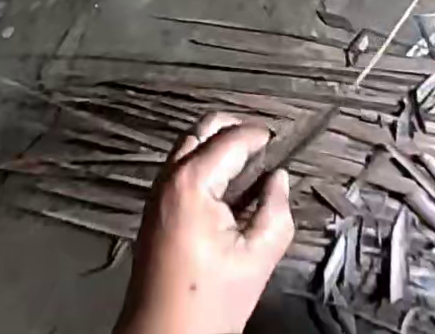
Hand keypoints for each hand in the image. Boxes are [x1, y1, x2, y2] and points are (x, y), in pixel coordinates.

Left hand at [114, 113, 293, 333]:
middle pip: (203, 128)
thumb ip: (276, 212)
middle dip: (235, 127)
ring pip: (190, 143)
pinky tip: (226, 182)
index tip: (278, 140)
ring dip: (218, 141)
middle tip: (262, 141)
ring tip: (248, 158)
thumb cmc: (205, 306)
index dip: (258, 135)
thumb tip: (279, 180)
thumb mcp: (256, 260)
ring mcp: (158, 192)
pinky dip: (204, 159)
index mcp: (192, 183)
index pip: (231, 140)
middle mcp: (170, 178)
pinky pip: (180, 165)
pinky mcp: (155, 207)